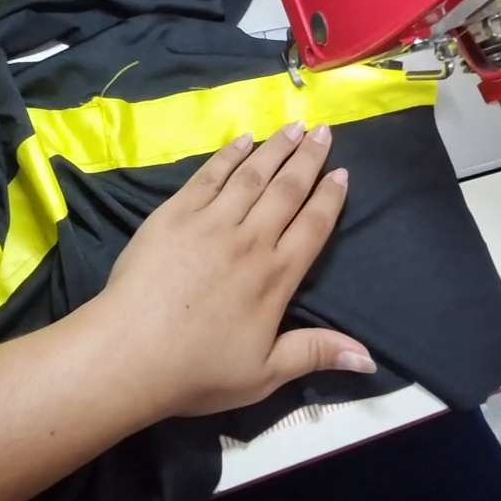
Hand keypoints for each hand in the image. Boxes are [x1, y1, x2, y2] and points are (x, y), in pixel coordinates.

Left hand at [77, 121, 372, 418]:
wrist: (130, 351)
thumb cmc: (197, 369)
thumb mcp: (264, 374)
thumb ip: (315, 353)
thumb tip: (370, 355)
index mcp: (276, 276)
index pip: (313, 226)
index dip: (330, 197)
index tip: (342, 172)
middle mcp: (250, 239)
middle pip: (287, 190)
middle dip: (308, 158)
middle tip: (323, 131)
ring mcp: (210, 222)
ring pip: (252, 175)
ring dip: (275, 147)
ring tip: (293, 126)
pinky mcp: (175, 213)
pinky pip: (208, 176)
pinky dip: (229, 155)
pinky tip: (242, 140)